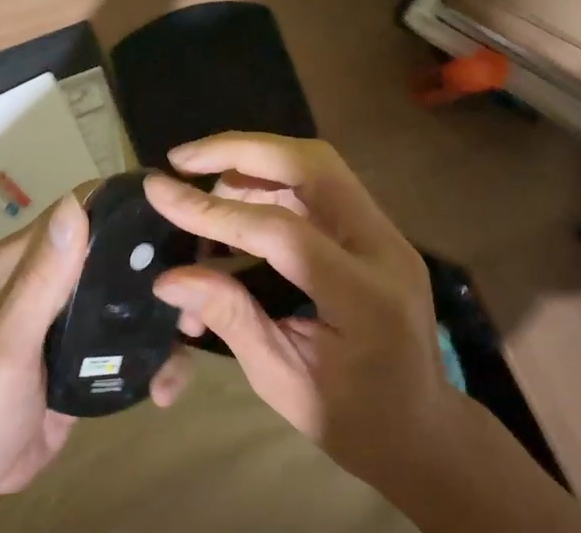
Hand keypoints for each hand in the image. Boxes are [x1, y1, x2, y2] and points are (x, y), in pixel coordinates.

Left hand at [0, 196, 195, 531]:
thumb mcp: (9, 343)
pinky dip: (155, 361)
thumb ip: (42, 280)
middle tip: (193, 301)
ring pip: (129, 301)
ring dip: (163, 321)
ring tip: (189, 344)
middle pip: (113, 256)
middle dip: (157, 274)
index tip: (175, 221)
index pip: (77, 213)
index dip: (122, 212)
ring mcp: (69, 321)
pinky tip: (164, 390)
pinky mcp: (88, 359)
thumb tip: (75, 206)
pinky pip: (131, 345)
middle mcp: (48, 282)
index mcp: (21, 264)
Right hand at [143, 133, 460, 485]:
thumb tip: (168, 278)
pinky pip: (320, 183)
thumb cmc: (351, 418)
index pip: (282, 231)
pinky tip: (236, 198)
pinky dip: (271, 178)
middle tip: (182, 159)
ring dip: (254, 161)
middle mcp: (384, 249)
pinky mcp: (376, 230)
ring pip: (317, 163)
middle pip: (311, 165)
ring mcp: (386, 234)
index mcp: (364, 298)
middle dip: (239, 151)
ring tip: (203, 183)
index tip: (158, 192)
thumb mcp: (282, 380)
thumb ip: (230, 318)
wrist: (422, 430)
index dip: (214, 210)